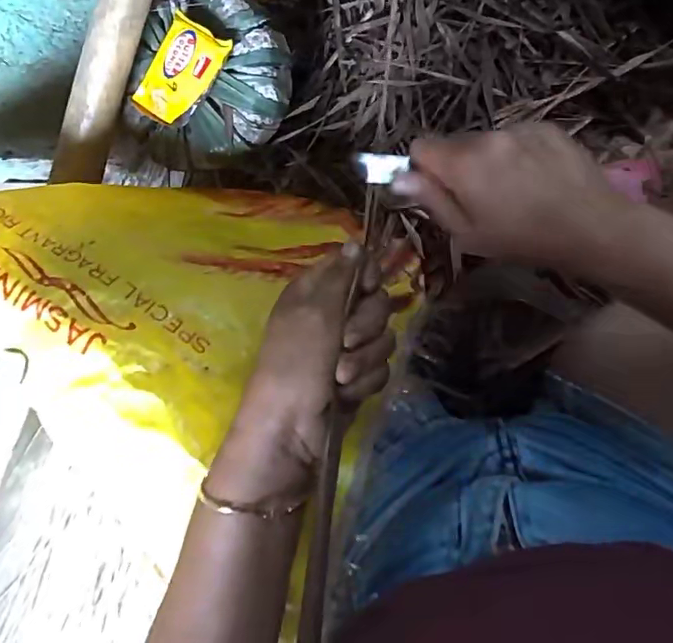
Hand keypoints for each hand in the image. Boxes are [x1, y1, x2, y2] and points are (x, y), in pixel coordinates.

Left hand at [208, 245, 395, 505]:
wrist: (290, 430)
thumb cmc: (295, 363)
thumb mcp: (316, 313)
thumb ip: (342, 276)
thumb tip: (356, 241)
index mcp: (314, 291)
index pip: (352, 265)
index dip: (366, 275)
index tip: (367, 289)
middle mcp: (331, 314)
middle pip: (375, 301)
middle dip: (366, 325)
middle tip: (346, 342)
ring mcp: (346, 346)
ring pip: (382, 336)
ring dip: (364, 358)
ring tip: (340, 377)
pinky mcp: (358, 375)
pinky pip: (381, 366)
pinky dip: (365, 380)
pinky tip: (346, 393)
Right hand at [393, 123, 626, 272]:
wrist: (595, 227)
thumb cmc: (525, 239)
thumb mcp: (470, 234)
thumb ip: (432, 201)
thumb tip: (400, 178)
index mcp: (462, 163)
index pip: (421, 145)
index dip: (426, 168)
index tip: (445, 190)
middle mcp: (486, 136)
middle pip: (455, 143)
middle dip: (460, 165)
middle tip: (485, 197)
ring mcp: (518, 128)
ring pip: (488, 140)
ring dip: (492, 158)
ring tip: (519, 189)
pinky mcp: (546, 126)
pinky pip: (517, 136)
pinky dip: (520, 152)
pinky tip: (540, 177)